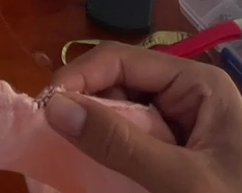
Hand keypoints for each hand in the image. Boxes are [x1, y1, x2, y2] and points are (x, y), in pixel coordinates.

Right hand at [45, 43, 241, 192]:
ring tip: (60, 148)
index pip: (122, 60)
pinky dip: (106, 152)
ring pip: (119, 113)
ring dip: (91, 129)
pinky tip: (88, 165)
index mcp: (196, 82)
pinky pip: (130, 142)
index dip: (80, 77)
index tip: (45, 107)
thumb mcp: (182, 182)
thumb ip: (120, 145)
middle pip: (117, 84)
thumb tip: (53, 106)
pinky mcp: (175, 156)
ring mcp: (180, 125)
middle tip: (47, 132)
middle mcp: (185, 94)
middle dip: (83, 104)